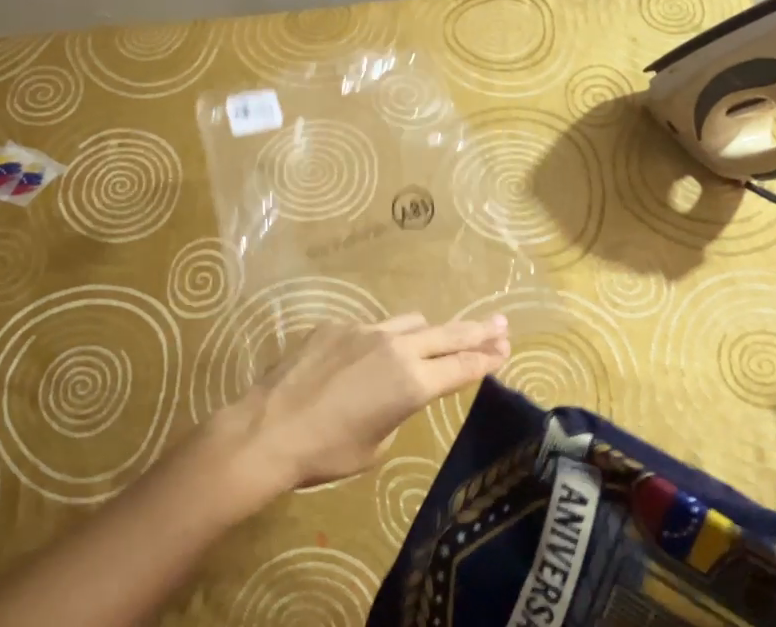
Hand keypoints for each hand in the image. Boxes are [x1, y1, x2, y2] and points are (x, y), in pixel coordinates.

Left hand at [216, 314, 510, 494]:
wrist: (269, 429)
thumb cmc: (327, 452)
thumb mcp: (377, 444)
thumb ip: (398, 410)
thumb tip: (396, 391)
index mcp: (412, 383)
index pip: (462, 365)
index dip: (487, 358)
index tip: (506, 347)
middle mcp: (394, 347)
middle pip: (447, 332)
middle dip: (476, 331)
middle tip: (500, 324)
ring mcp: (363, 330)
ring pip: (409, 322)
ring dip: (428, 331)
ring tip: (435, 338)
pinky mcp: (334, 326)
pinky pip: (369, 327)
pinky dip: (381, 339)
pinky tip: (367, 357)